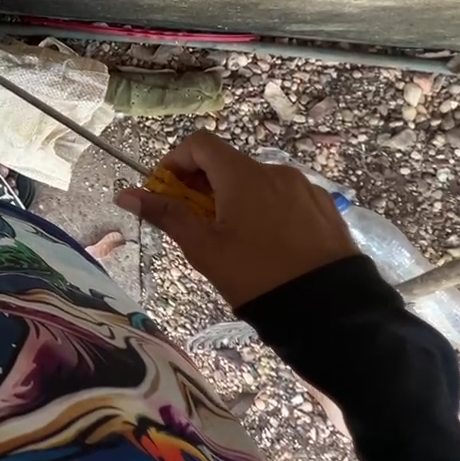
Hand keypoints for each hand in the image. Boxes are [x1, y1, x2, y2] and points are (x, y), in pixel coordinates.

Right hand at [114, 130, 357, 308]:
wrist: (336, 316)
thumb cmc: (257, 275)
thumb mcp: (203, 247)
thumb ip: (165, 214)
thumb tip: (124, 194)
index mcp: (242, 175)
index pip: (199, 144)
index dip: (176, 161)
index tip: (168, 191)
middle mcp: (275, 172)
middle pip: (226, 163)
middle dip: (201, 184)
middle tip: (195, 220)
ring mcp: (305, 189)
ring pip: (255, 181)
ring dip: (233, 197)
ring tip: (232, 235)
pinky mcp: (326, 210)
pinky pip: (283, 197)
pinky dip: (264, 208)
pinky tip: (266, 243)